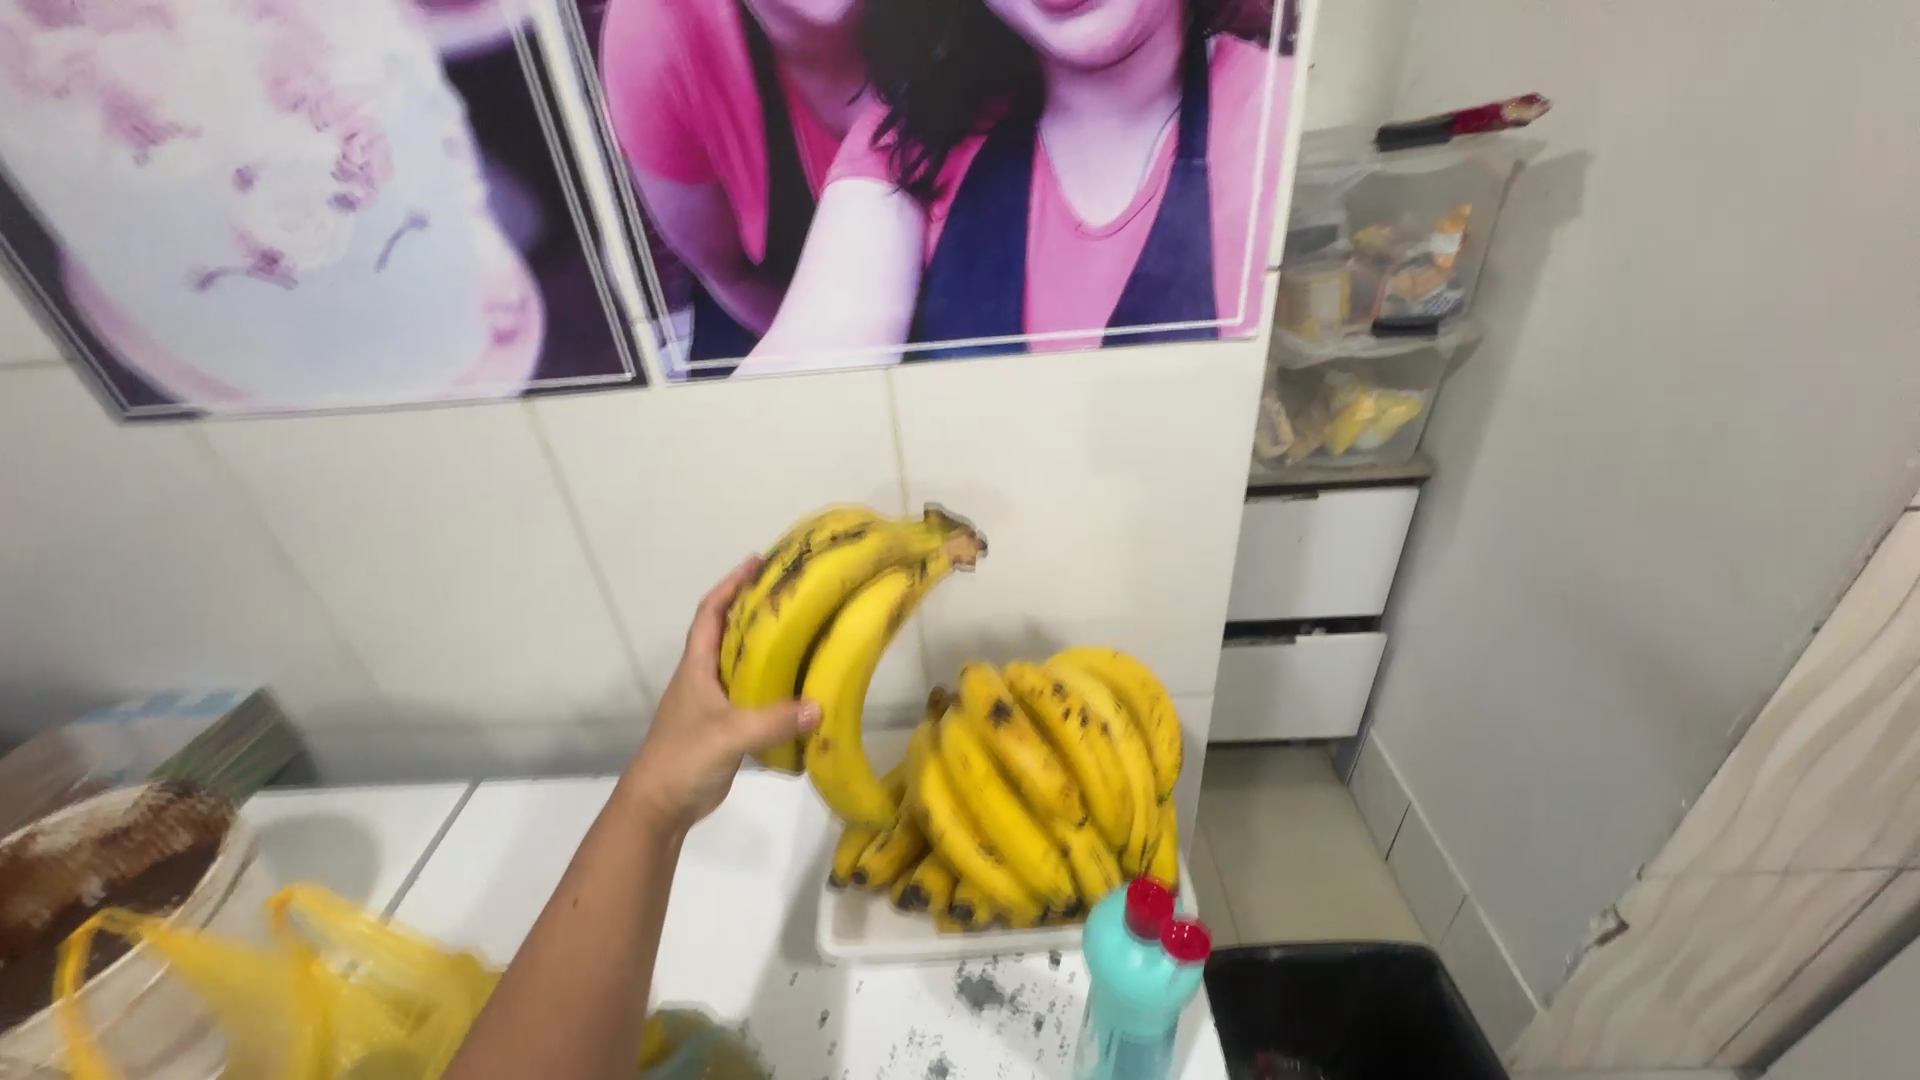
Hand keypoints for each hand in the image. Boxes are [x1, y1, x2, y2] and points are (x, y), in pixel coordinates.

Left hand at [622, 557, 820, 830]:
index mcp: (696, 667)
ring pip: (741, 663)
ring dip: (766, 646)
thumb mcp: (729, 735)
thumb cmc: (683, 758)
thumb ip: (774, 721)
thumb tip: (821, 706)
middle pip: (728, 632)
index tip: (757, 561)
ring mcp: (713, 703)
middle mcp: (703, 678)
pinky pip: (753, 694)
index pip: (710, 613)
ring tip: (803, 630)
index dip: (731, 584)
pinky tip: (799, 685)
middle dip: (754, 608)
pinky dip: (773, 684)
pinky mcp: (725, 727)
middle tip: (791, 593)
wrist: (658, 807)